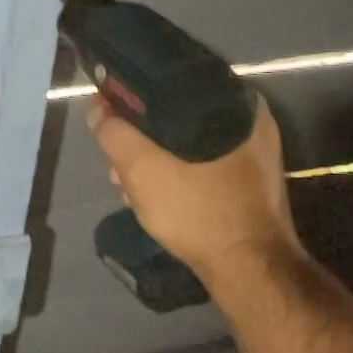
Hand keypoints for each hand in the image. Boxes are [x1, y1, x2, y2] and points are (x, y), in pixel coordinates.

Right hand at [86, 94, 303, 277]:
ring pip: (187, 144)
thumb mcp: (141, 169)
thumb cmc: (198, 210)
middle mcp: (251, 122)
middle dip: (140, 140)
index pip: (173, 84)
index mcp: (236, 105)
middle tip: (118, 167)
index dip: (133, 99)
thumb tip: (98, 109)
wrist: (248, 267)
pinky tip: (157, 199)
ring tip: (130, 189)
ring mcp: (254, 155)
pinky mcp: (249, 183)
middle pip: (178, 117)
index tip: (110, 121)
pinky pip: (202, 165)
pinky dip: (176, 175)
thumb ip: (114, 134)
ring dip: (154, 162)